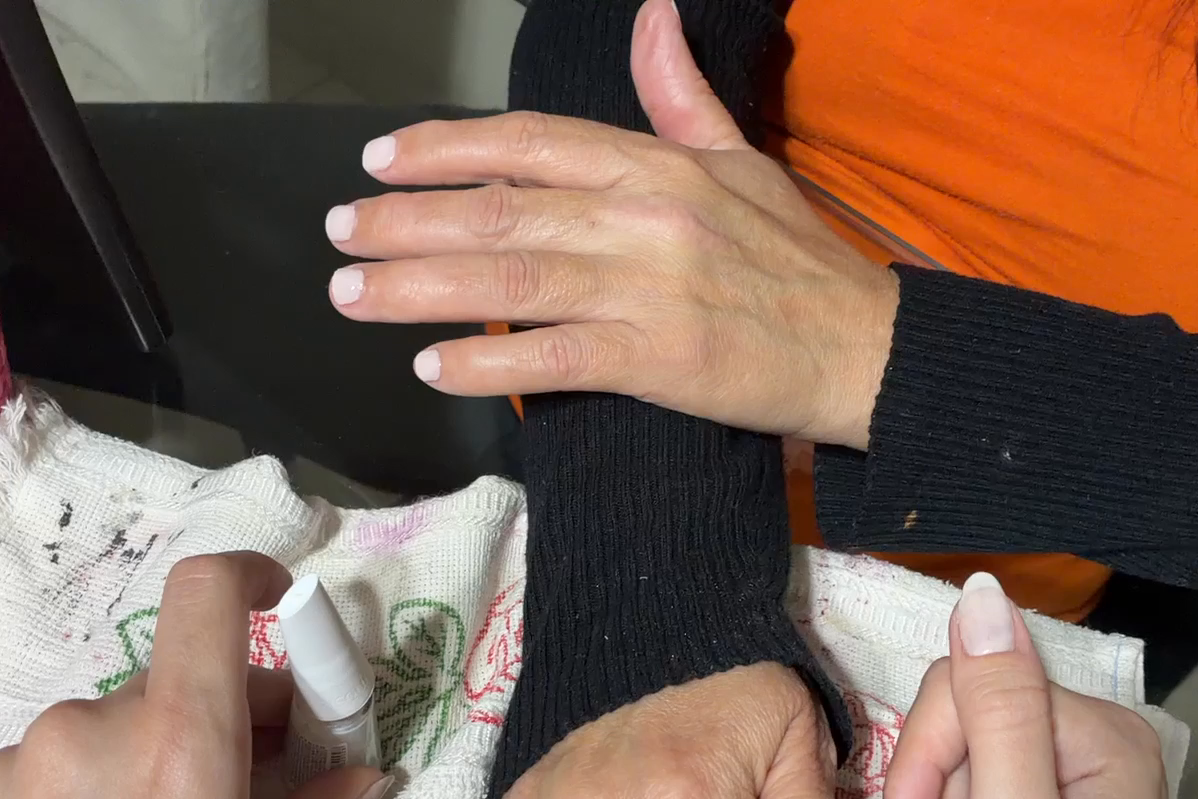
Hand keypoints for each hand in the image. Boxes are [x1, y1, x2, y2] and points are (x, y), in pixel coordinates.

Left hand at [0, 554, 388, 798]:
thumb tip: (361, 773)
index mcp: (177, 750)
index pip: (205, 597)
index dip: (251, 576)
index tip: (283, 599)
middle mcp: (85, 734)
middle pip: (181, 680)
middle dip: (233, 714)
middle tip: (257, 787)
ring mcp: (12, 771)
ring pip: (120, 726)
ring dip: (164, 755)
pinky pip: (59, 767)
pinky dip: (101, 788)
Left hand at [325, 0, 898, 449]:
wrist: (858, 347)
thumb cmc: (798, 263)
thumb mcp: (744, 164)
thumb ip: (683, 100)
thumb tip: (653, 20)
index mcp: (655, 166)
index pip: (529, 144)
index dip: (447, 150)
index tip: (381, 163)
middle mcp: (641, 217)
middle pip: (500, 211)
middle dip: (406, 223)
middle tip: (339, 236)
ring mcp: (647, 289)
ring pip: (511, 280)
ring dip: (420, 287)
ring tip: (354, 294)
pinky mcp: (656, 360)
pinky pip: (554, 358)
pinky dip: (488, 363)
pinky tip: (432, 365)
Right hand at [874, 574, 1197, 798]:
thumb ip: (997, 709)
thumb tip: (980, 590)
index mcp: (1095, 733)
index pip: (970, 682)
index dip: (925, 750)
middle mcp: (1080, 739)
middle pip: (956, 708)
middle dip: (927, 781)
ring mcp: (1054, 773)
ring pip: (945, 744)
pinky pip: (954, 779)